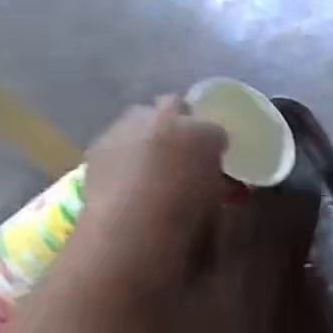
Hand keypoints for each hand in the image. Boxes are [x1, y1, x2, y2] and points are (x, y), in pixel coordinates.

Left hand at [82, 97, 230, 257]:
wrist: (131, 228)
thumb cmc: (185, 218)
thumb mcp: (215, 204)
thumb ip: (224, 187)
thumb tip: (233, 188)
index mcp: (204, 133)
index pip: (216, 130)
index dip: (214, 146)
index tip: (213, 164)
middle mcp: (166, 118)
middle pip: (176, 104)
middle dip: (179, 122)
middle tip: (180, 153)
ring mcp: (128, 125)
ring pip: (141, 118)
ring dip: (147, 133)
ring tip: (147, 167)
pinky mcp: (99, 143)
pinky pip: (116, 139)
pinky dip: (122, 152)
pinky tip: (122, 178)